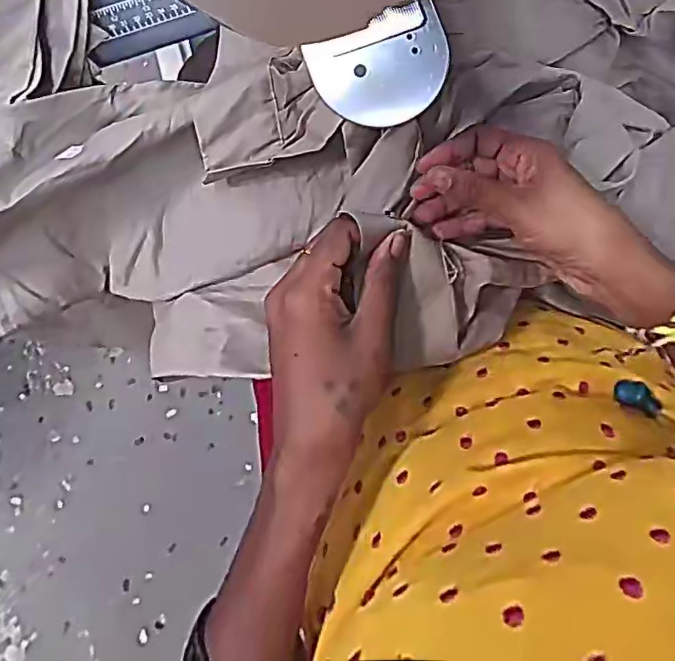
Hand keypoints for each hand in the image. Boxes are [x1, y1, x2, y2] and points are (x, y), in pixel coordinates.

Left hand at [265, 216, 405, 483]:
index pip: (338, 232)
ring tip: (371, 297)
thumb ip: (382, 278)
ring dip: (347, 268)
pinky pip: (308, 282)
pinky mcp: (281, 318)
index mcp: (303, 287)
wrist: (310, 443)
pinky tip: (352, 310)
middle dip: (359, 249)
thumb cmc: (343, 393)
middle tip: (388, 274)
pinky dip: (333, 284)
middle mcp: (283, 288)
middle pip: (325, 243)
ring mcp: (277, 303)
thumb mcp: (373, 332)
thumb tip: (395, 239)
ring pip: (317, 261)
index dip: (370, 232)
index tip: (396, 246)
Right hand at [407, 126, 674, 327]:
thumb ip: (471, 189)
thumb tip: (434, 174)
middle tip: (418, 198)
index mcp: (527, 153)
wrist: (608, 267)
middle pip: (476, 169)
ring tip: (424, 218)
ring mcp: (524, 198)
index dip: (451, 152)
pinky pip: (488, 217)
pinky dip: (467, 222)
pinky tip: (445, 231)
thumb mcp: (515, 204)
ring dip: (451, 206)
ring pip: (479, 196)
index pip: (480, 141)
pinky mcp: (525, 223)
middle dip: (445, 183)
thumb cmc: (569, 225)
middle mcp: (524, 171)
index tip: (425, 169)